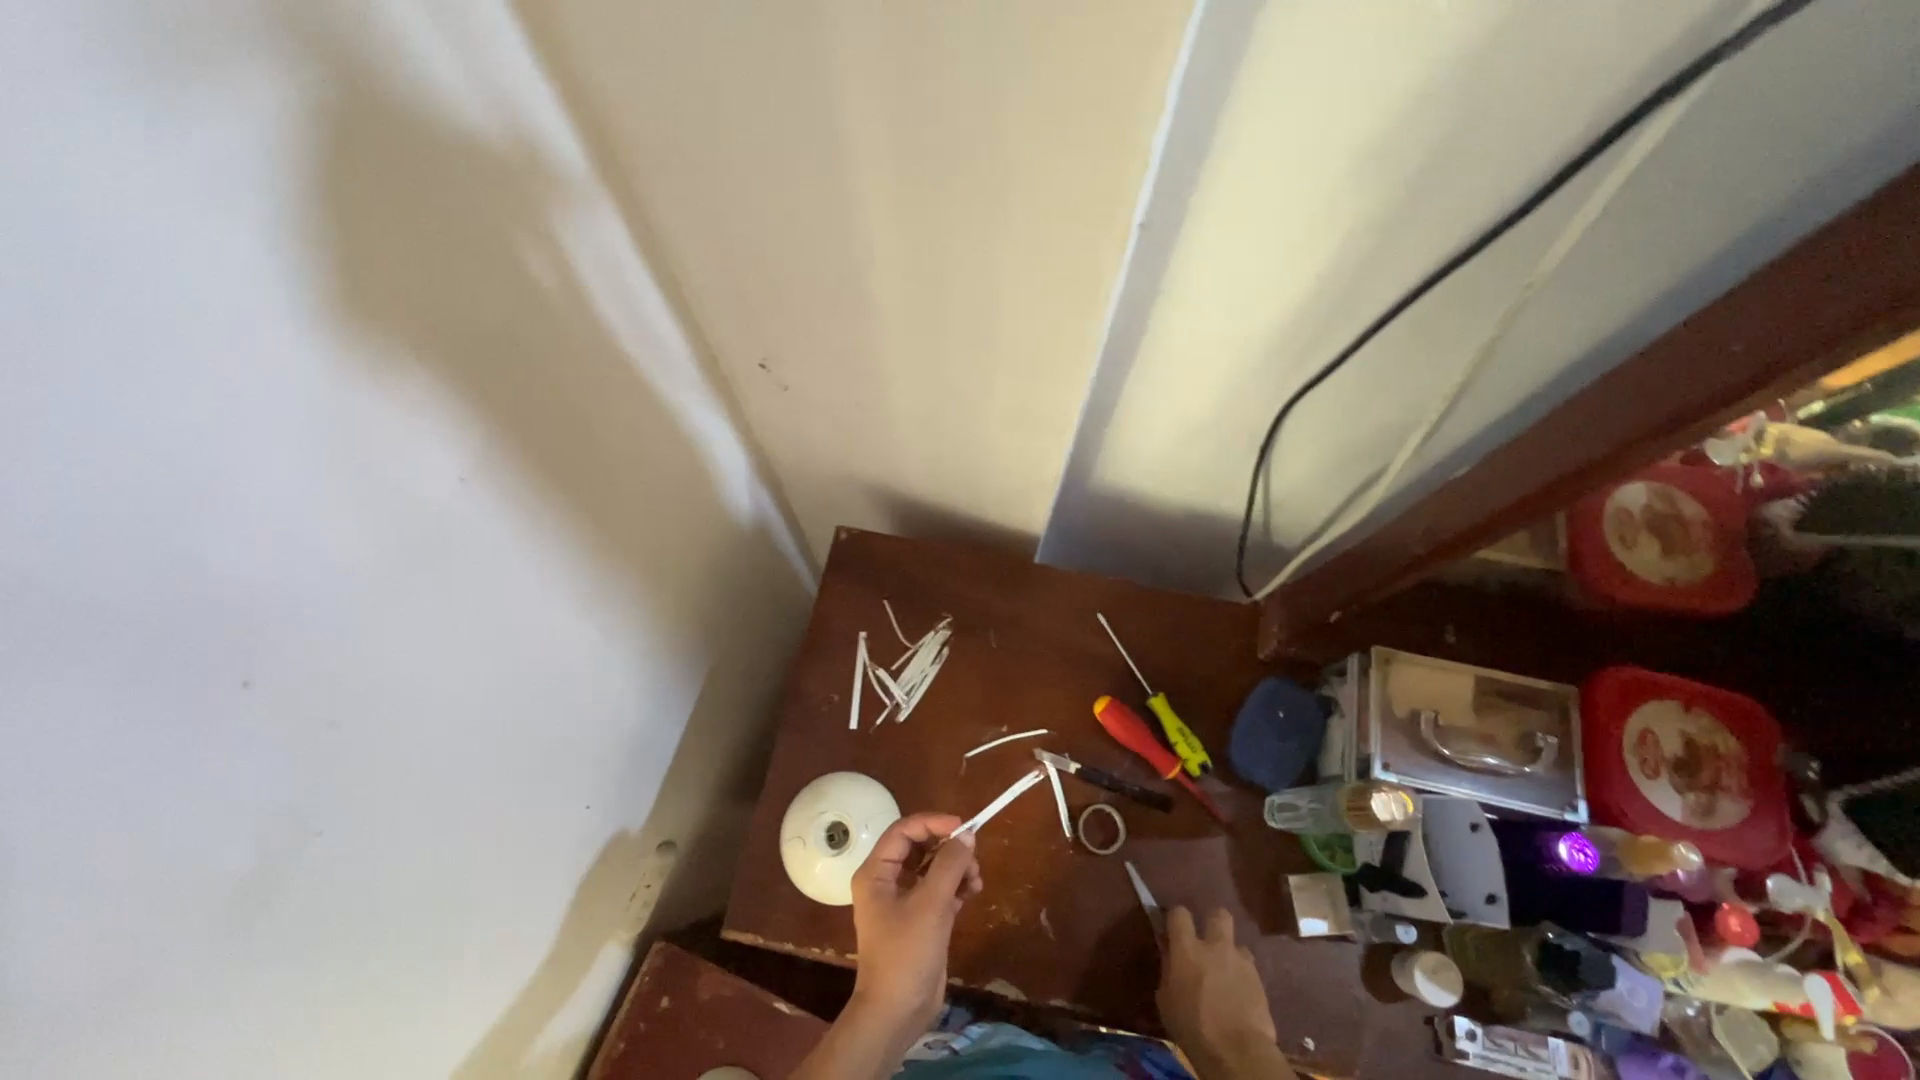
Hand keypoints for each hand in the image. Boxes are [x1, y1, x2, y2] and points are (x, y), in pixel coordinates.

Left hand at [848, 813, 983, 1035]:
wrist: (897, 1011)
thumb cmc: (906, 952)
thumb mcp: (930, 904)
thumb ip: (949, 865)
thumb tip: (967, 835)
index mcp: (876, 873)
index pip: (903, 831)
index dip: (932, 823)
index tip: (962, 827)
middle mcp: (886, 882)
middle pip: (920, 848)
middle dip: (948, 848)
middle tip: (973, 858)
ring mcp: (904, 901)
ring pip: (933, 868)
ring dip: (956, 867)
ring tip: (976, 880)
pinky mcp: (920, 919)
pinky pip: (939, 889)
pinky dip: (957, 886)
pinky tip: (973, 892)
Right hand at [1157, 907, 1293, 1079]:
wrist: (1236, 1051)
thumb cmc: (1192, 1027)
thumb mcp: (1166, 1000)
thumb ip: (1168, 970)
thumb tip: (1170, 955)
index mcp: (1187, 949)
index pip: (1179, 913)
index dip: (1176, 917)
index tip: (1172, 928)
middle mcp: (1216, 947)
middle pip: (1218, 914)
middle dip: (1212, 921)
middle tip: (1206, 940)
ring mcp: (1241, 962)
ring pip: (1237, 944)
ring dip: (1230, 954)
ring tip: (1226, 973)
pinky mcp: (1260, 980)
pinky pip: (1249, 968)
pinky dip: (1242, 976)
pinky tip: (1238, 994)